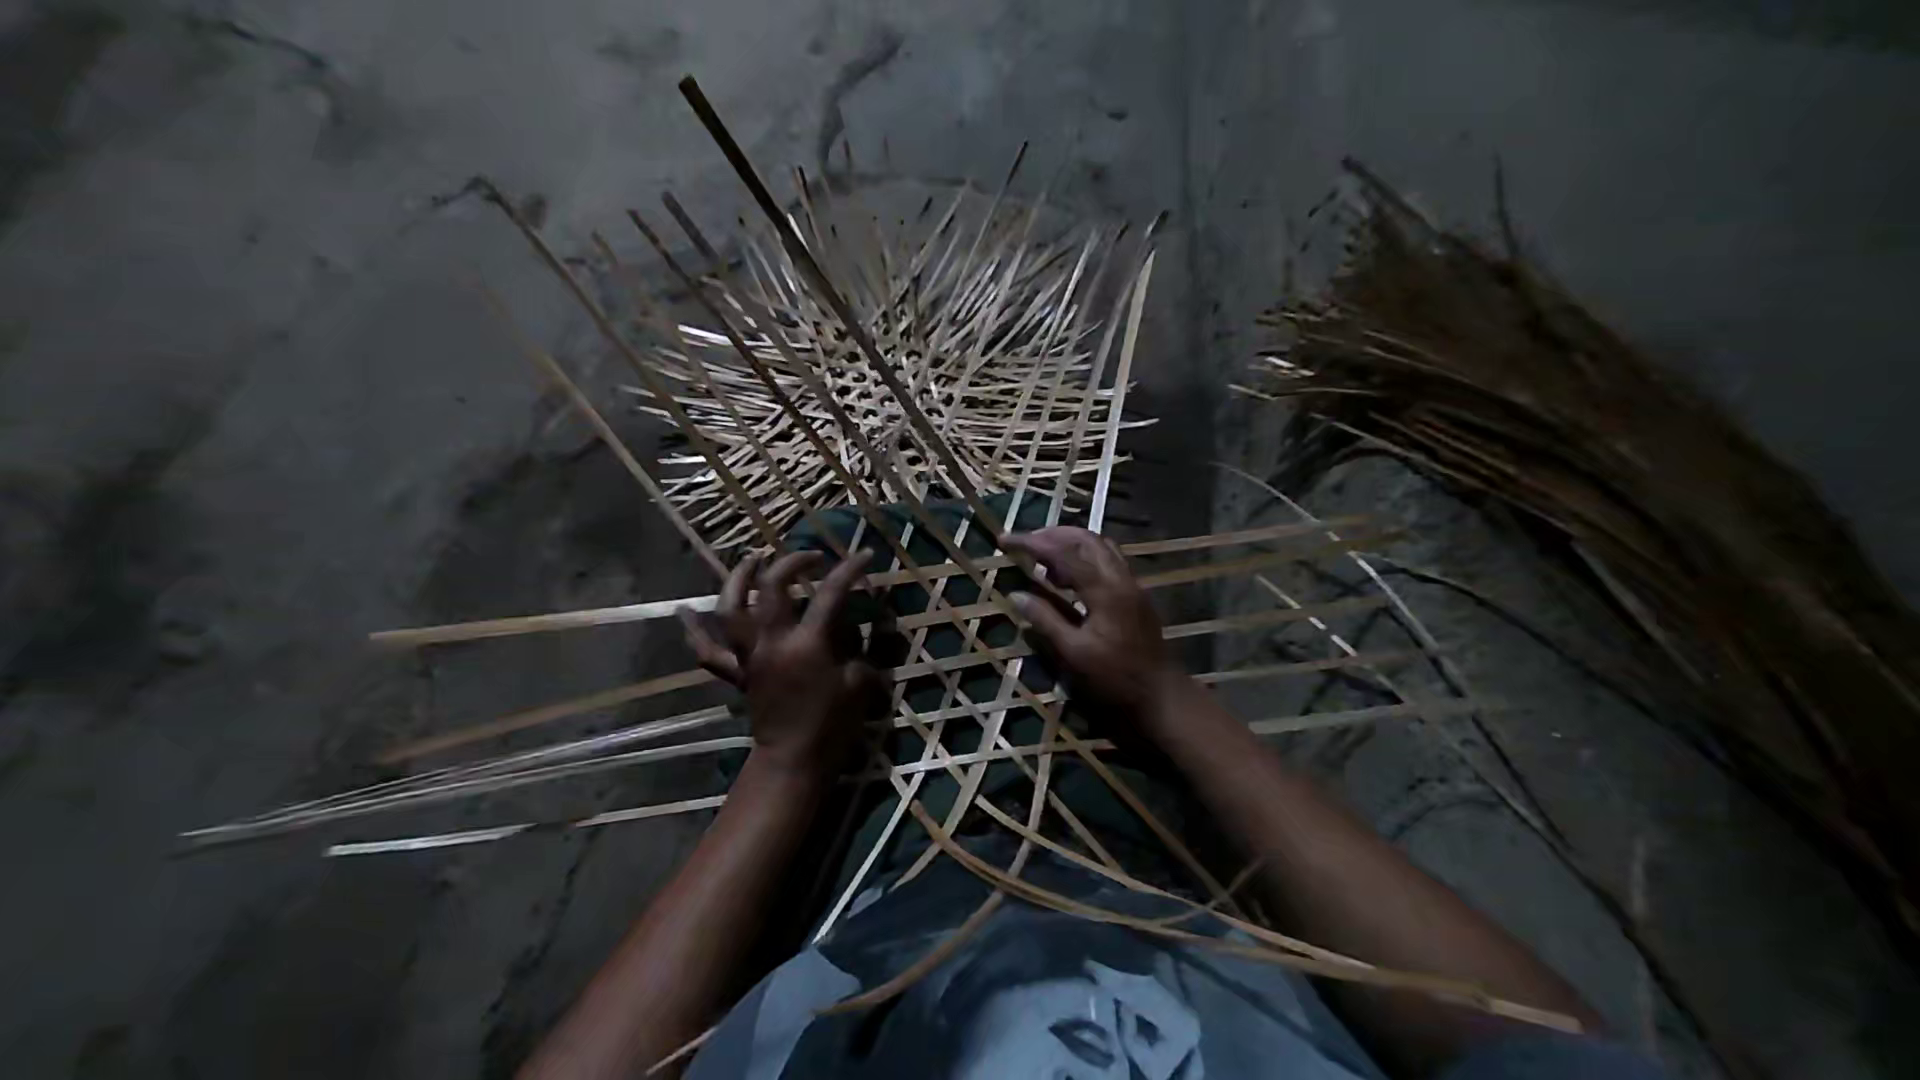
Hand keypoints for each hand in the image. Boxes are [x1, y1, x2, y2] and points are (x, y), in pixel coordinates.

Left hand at [678, 549, 882, 776]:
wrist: (794, 759)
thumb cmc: (832, 724)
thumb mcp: (859, 683)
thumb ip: (860, 650)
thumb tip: (860, 628)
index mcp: (806, 644)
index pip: (830, 595)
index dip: (850, 570)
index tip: (865, 553)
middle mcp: (772, 642)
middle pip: (771, 588)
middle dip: (791, 563)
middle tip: (811, 557)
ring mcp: (749, 656)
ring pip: (731, 609)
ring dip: (738, 579)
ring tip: (751, 559)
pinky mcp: (738, 673)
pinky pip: (708, 652)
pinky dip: (694, 632)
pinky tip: (684, 612)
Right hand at [999, 528, 1185, 721]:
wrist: (1160, 694)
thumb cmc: (1115, 677)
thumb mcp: (1073, 653)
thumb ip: (1045, 620)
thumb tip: (1015, 594)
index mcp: (1104, 590)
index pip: (1063, 552)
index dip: (1032, 543)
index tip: (1005, 540)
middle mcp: (1120, 577)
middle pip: (1085, 538)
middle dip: (1052, 534)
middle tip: (1024, 543)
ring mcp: (1131, 583)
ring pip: (1099, 545)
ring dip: (1069, 543)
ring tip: (1042, 558)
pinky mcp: (1134, 592)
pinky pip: (1107, 559)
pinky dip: (1083, 556)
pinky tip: (1066, 576)